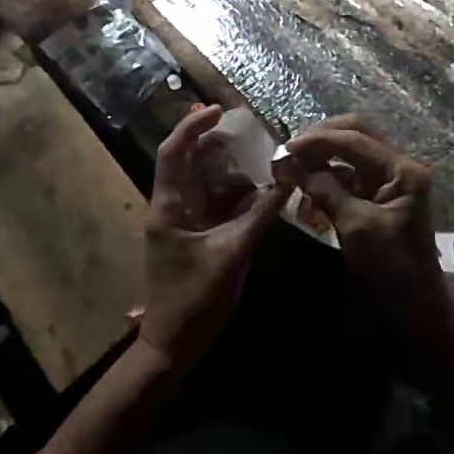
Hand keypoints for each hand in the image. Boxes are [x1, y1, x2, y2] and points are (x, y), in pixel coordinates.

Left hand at [138, 105, 289, 368]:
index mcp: (168, 206)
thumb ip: (258, 217)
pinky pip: (213, 205)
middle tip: (249, 131)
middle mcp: (171, 207)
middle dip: (216, 144)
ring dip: (227, 169)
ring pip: (203, 183)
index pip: (174, 152)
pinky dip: (232, 195)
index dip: (193, 127)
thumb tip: (285, 181)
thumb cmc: (196, 300)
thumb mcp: (232, 255)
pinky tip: (258, 189)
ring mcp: (183, 222)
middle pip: (189, 163)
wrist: (174, 342)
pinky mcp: (195, 236)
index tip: (219, 110)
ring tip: (259, 154)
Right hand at [275, 116, 453, 339]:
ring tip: (292, 166)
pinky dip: (325, 174)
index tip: (285, 148)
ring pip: (349, 152)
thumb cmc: (391, 267)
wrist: (415, 308)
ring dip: (320, 155)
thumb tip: (288, 163)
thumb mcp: (354, 225)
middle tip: (290, 151)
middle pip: (355, 135)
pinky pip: (347, 173)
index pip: (355, 139)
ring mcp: (388, 182)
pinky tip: (305, 184)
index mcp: (403, 171)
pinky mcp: (376, 196)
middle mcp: (398, 168)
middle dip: (320, 139)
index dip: (317, 139)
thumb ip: (323, 188)